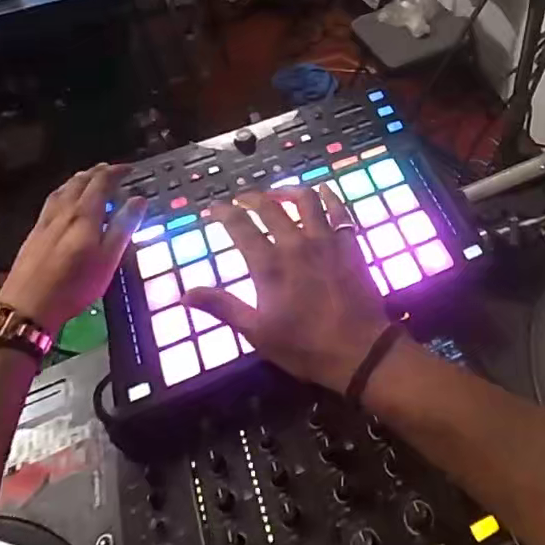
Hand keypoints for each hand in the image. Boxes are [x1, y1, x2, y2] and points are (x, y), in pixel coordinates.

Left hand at [0, 164, 145, 329]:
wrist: (28, 304)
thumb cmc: (74, 285)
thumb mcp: (108, 259)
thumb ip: (123, 227)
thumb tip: (138, 200)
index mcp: (84, 214)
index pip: (101, 182)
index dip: (116, 172)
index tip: (128, 169)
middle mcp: (63, 211)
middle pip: (79, 181)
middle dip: (97, 172)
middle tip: (110, 170)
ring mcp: (45, 220)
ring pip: (63, 189)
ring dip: (79, 179)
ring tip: (89, 178)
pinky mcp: (35, 232)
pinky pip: (52, 200)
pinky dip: (64, 191)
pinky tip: (64, 200)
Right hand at [183, 186, 392, 392]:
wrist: (360, 353)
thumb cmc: (304, 346)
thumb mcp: (256, 331)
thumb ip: (221, 307)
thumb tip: (184, 295)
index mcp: (268, 264)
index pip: (239, 225)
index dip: (222, 213)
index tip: (213, 210)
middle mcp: (295, 244)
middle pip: (269, 207)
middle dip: (250, 198)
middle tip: (240, 199)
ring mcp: (326, 242)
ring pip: (306, 201)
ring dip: (287, 191)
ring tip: (277, 192)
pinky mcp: (349, 246)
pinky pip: (339, 212)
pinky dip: (328, 198)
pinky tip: (322, 193)